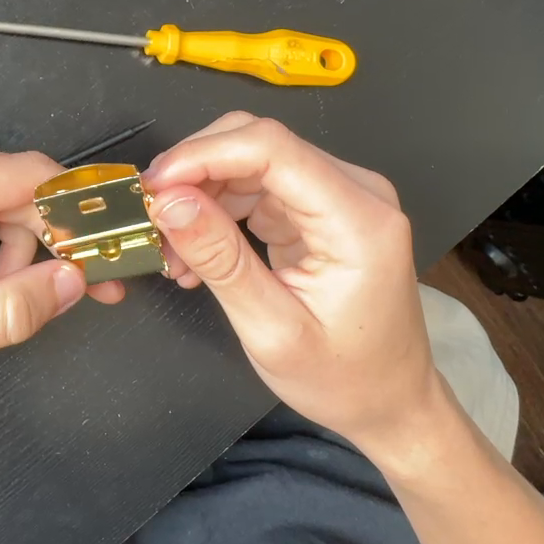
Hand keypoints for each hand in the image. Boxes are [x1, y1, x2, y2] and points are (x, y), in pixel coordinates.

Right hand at [141, 112, 443, 449]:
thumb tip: (168, 202)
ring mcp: (336, 192)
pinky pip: (252, 182)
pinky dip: (214, 207)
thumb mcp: (272, 330)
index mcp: (358, 219)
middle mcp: (354, 190)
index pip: (271, 147)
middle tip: (153, 215)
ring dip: (199, 192)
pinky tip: (196, 248)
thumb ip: (220, 260)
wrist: (390, 402)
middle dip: (194, 170)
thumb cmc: (343, 379)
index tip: (154, 186)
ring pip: (246, 157)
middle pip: (256, 141)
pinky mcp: (316, 203)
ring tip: (172, 248)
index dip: (203, 154)